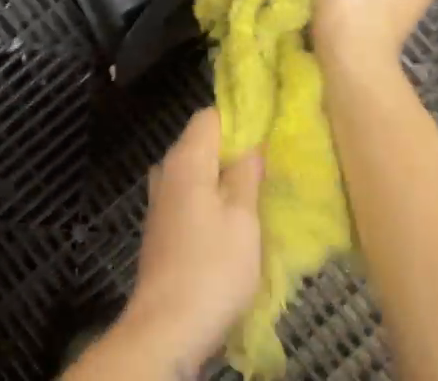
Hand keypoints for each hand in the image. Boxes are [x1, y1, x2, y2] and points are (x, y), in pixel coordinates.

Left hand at [117, 108, 263, 369]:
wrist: (168, 321)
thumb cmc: (212, 268)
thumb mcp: (243, 220)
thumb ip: (246, 175)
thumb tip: (251, 143)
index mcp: (185, 160)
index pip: (209, 117)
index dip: (241, 118)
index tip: (272, 127)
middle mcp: (166, 171)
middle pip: (202, 142)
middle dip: (237, 148)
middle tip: (276, 162)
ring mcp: (161, 198)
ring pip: (198, 171)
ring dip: (227, 176)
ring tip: (264, 190)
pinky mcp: (163, 223)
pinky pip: (191, 194)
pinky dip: (214, 197)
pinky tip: (238, 216)